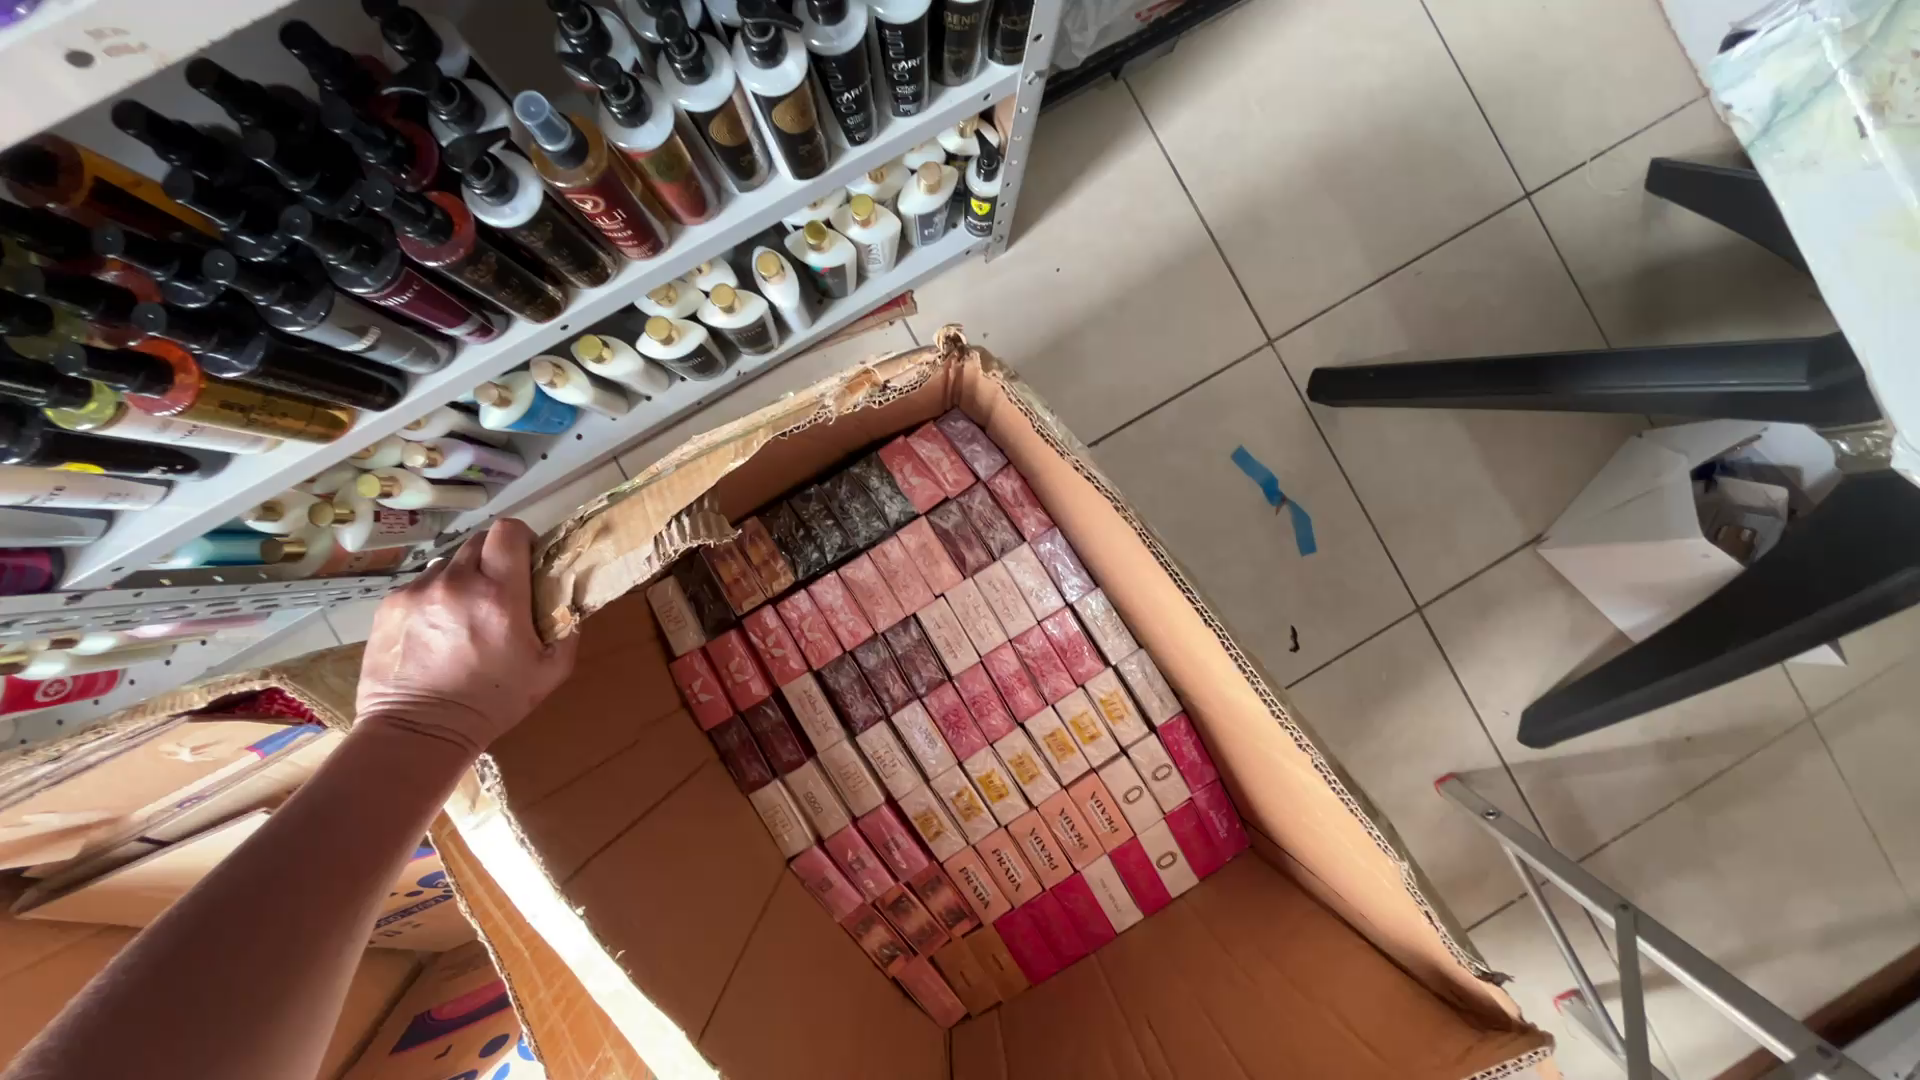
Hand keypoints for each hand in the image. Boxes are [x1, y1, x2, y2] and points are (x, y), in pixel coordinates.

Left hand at [355, 519, 577, 754]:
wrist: (418, 731)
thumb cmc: (492, 703)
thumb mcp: (550, 671)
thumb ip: (568, 630)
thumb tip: (570, 601)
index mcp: (500, 595)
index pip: (508, 531)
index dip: (522, 538)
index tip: (527, 559)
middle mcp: (456, 583)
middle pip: (478, 540)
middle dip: (494, 557)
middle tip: (501, 588)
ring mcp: (417, 592)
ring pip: (448, 563)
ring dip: (462, 578)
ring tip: (464, 613)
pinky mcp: (388, 606)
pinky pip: (420, 585)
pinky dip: (434, 597)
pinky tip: (437, 629)